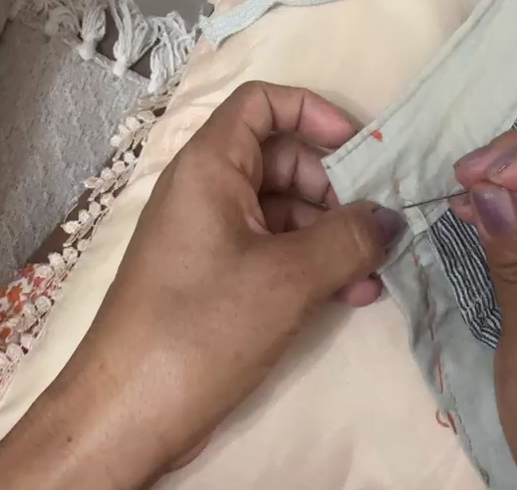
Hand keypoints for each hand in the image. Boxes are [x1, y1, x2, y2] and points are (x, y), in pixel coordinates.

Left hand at [0, 82, 404, 489]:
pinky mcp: (213, 273)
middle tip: (375, 223)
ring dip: (329, 233)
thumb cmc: (200, 327)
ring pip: (281, 207)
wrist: (124, 415)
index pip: (261, 102)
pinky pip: (270, 246)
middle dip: (333, 186)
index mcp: (209, 163)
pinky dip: (309, 262)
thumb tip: (392, 217)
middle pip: (280, 156)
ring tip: (373, 271)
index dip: (312, 111)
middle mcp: (206, 186)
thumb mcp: (286, 280)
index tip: (359, 146)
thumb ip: (347, 240)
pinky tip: (350, 294)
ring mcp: (208, 231)